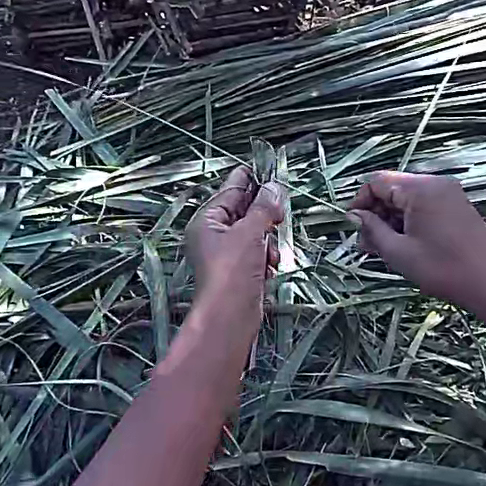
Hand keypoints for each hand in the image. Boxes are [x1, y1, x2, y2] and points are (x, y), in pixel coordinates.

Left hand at [187, 166, 285, 305]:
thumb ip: (264, 207)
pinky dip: (266, 258)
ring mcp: (226, 255)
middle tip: (279, 215)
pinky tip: (269, 266)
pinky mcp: (238, 272)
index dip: (250, 179)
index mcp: (207, 220)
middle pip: (244, 211)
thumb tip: (274, 187)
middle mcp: (213, 235)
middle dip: (264, 215)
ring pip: (255, 233)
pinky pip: (257, 254)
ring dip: (267, 240)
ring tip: (270, 252)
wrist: (229, 318)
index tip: (267, 167)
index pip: (231, 190)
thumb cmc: (232, 272)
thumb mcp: (250, 233)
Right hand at [349, 172, 485, 309]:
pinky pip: (423, 205)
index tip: (352, 227)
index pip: (377, 181)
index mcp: (420, 189)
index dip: (359, 202)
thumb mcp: (398, 252)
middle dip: (375, 214)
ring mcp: (449, 193)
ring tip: (383, 249)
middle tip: (366, 245)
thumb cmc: (442, 269)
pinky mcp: (457, 206)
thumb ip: (372, 229)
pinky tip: (404, 245)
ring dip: (391, 220)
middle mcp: (436, 183)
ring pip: (407, 199)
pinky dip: (409, 221)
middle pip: (392, 188)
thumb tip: (355, 216)